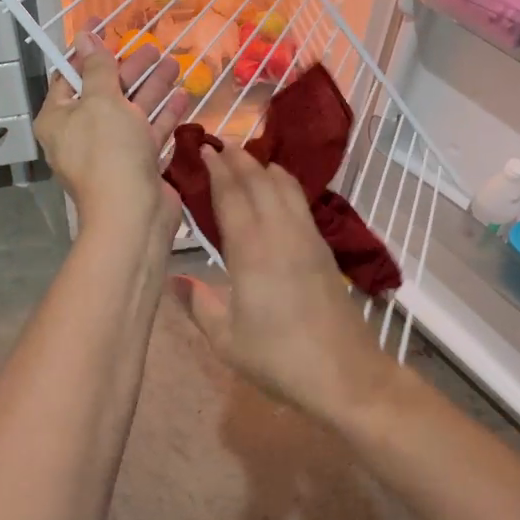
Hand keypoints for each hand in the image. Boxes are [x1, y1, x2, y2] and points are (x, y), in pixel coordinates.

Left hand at [34, 32, 191, 239]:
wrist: (132, 215)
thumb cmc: (109, 151)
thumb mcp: (101, 101)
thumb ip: (96, 67)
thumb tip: (84, 35)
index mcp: (59, 118)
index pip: (70, 75)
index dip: (89, 50)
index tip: (107, 24)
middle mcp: (81, 134)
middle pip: (105, 92)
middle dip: (130, 69)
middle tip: (154, 47)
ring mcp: (110, 151)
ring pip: (131, 111)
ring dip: (151, 87)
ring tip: (174, 62)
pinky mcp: (137, 165)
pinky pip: (149, 133)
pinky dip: (164, 113)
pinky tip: (183, 94)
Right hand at [173, 146, 393, 424]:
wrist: (345, 374)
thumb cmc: (279, 358)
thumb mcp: (226, 340)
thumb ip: (199, 305)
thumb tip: (174, 278)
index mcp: (251, 251)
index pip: (231, 196)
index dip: (217, 171)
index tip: (205, 149)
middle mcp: (280, 233)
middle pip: (259, 182)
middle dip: (239, 160)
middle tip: (221, 145)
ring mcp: (306, 238)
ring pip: (285, 186)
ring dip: (264, 167)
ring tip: (247, 158)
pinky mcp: (323, 249)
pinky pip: (300, 201)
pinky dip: (285, 184)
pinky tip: (279, 187)